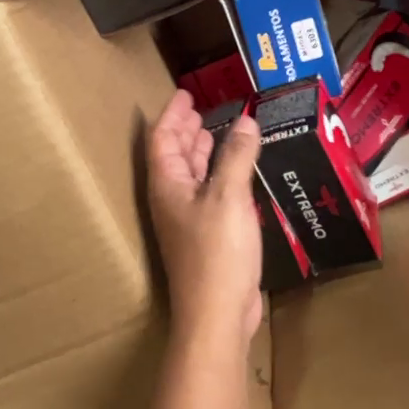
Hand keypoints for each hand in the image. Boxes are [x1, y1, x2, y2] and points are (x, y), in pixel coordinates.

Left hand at [146, 90, 264, 342]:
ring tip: (216, 132)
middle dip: (185, 130)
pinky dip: (220, 176)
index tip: (185, 93)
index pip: (162, 139)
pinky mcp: (208, 237)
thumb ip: (236, 156)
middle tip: (201, 109)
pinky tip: (238, 173)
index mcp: (168, 185)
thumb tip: (246, 120)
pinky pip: (210, 194)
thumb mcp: (229, 197)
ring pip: (192, 176)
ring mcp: (189, 221)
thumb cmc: (216, 253)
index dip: (172, 114)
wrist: (216, 315)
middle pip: (174, 156)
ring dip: (201, 152)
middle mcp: (173, 200)